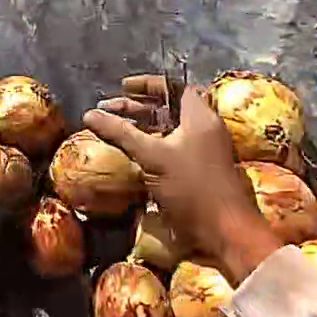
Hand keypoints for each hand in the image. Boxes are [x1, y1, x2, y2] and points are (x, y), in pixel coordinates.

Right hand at [84, 75, 278, 284]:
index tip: (122, 87)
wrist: (226, 232)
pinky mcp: (199, 169)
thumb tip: (89, 114)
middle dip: (138, 106)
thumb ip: (120, 133)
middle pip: (168, 106)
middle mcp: (204, 128)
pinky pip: (172, 146)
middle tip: (110, 109)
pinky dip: (151, 143)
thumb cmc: (192, 188)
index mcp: (199, 116)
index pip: (173, 86)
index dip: (147, 84)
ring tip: (115, 128)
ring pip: (169, 127)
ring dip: (142, 125)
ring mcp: (203, 149)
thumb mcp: (152, 156)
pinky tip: (132, 152)